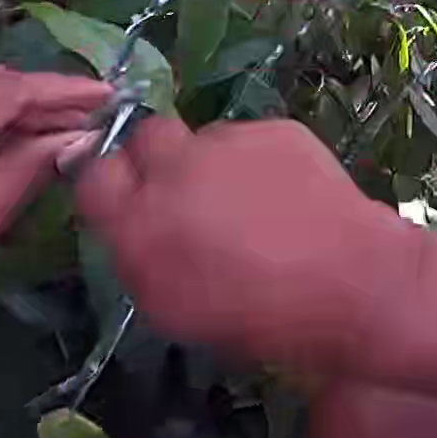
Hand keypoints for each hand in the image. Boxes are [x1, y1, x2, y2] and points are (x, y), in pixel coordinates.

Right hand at [75, 118, 421, 374]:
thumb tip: (138, 217)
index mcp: (140, 221)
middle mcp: (179, 168)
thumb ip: (143, 247)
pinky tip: (286, 187)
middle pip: (146, 134)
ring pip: (206, 136)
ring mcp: (232, 140)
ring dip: (214, 159)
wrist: (342, 273)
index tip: (126, 189)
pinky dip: (259, 156)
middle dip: (155, 153)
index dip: (110, 178)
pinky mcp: (278, 127)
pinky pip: (253, 137)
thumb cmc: (253, 310)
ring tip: (252, 197)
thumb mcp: (172, 300)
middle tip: (185, 184)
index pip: (94, 173)